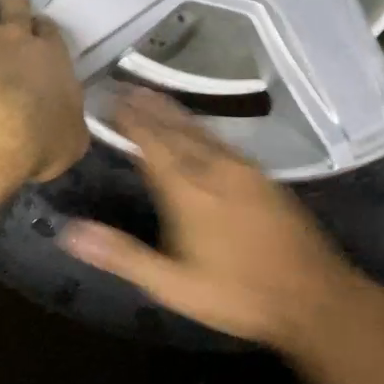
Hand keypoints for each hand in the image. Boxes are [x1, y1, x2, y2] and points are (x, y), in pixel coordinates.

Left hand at [0, 0, 90, 182]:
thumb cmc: (36, 136)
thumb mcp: (68, 140)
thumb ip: (66, 127)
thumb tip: (63, 126)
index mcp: (49, 59)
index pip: (49, 36)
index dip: (44, 28)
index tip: (41, 23)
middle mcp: (11, 41)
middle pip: (13, 12)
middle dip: (13, 0)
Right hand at [59, 89, 367, 349]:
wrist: (315, 297)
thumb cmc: (238, 294)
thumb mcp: (173, 284)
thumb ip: (123, 254)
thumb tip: (69, 232)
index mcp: (187, 189)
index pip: (150, 141)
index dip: (127, 118)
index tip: (105, 98)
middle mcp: (214, 168)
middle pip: (174, 128)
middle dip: (147, 107)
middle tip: (124, 86)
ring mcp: (243, 169)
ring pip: (200, 130)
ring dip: (172, 111)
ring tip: (151, 94)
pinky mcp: (263, 177)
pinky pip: (221, 139)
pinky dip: (200, 126)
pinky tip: (198, 129)